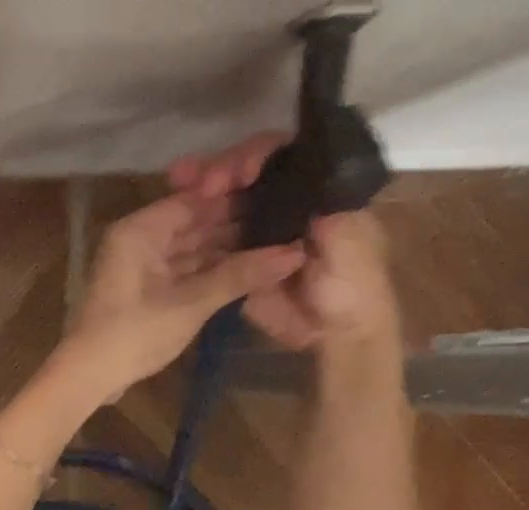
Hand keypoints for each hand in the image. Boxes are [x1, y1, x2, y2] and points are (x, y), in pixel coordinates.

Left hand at [61, 180, 304, 401]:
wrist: (90, 377)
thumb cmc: (134, 334)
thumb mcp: (190, 303)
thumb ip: (240, 275)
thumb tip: (295, 253)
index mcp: (141, 230)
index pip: (196, 199)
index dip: (238, 196)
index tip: (283, 193)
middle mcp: (140, 239)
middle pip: (195, 223)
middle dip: (238, 225)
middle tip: (290, 220)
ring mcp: (142, 266)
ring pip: (192, 249)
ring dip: (229, 251)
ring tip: (280, 243)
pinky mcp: (147, 290)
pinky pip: (185, 270)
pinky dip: (212, 272)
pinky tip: (250, 270)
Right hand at [170, 137, 402, 356]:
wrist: (333, 335)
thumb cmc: (354, 287)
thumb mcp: (352, 243)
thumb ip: (328, 210)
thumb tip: (302, 174)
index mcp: (311, 191)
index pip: (281, 157)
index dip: (258, 156)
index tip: (241, 172)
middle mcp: (279, 202)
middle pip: (246, 172)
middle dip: (222, 167)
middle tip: (203, 181)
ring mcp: (253, 229)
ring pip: (223, 196)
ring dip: (200, 181)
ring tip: (179, 176)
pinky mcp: (231, 258)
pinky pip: (208, 234)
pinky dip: (189, 217)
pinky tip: (174, 196)